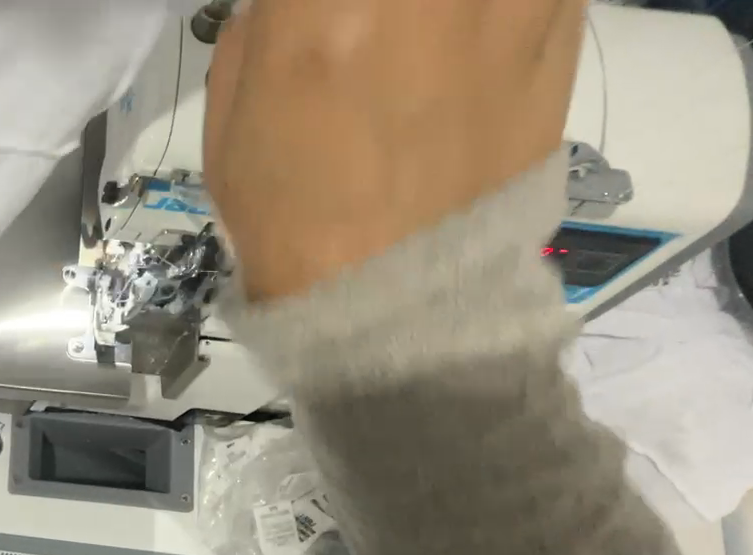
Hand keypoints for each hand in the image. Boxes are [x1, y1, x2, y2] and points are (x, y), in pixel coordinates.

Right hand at [204, 0, 585, 300]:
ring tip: (405, 40)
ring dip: (420, 17)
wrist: (394, 292)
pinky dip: (477, 12)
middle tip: (345, 32)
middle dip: (358, 9)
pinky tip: (453, 43)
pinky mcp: (562, 9)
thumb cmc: (288, 221)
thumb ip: (253, 34)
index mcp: (315, 14)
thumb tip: (282, 1)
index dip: (297, 3)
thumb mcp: (225, 132)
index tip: (295, 21)